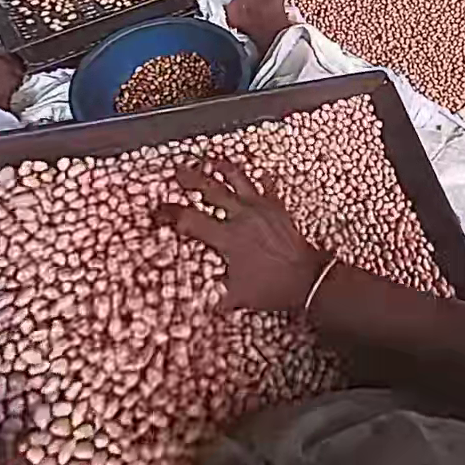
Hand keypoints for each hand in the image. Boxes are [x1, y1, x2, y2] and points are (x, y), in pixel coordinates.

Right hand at [155, 159, 328, 311]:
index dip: (170, 214)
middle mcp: (242, 217)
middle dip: (191, 179)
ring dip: (224, 169)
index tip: (157, 211)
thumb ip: (215, 295)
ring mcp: (262, 209)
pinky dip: (260, 179)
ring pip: (239, 180)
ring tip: (212, 160)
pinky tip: (258, 172)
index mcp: (228, 238)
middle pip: (211, 190)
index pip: (191, 220)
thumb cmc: (272, 287)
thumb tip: (200, 304)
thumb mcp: (237, 296)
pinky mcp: (278, 208)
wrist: (307, 278)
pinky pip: (267, 188)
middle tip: (177, 170)